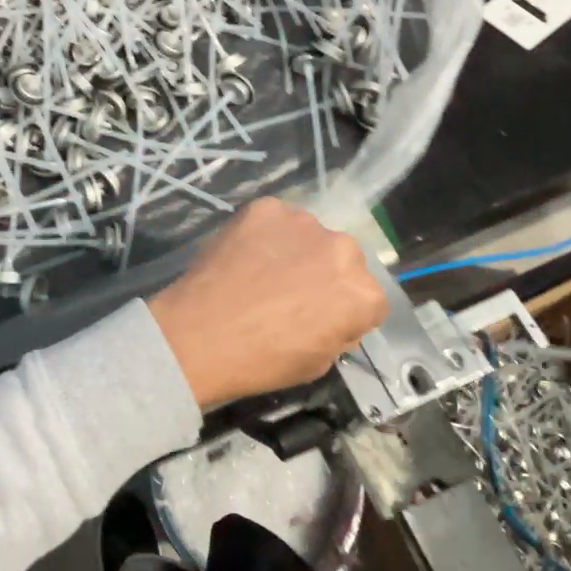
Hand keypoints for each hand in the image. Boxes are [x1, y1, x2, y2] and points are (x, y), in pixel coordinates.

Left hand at [146, 198, 386, 410]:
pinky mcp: (265, 207)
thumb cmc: (262, 359)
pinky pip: (274, 219)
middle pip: (343, 259)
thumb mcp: (319, 363)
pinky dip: (265, 233)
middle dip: (325, 274)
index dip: (345, 313)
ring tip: (263, 273)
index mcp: (363, 293)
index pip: (369, 300)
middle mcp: (341, 248)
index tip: (321, 322)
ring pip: (309, 235)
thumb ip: (339, 330)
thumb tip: (334, 315)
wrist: (201, 333)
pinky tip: (245, 255)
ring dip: (296, 249)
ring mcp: (302, 221)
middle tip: (292, 294)